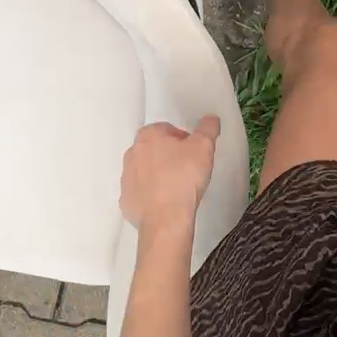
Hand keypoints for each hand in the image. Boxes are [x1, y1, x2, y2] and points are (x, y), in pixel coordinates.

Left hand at [119, 116, 219, 236]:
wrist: (166, 218)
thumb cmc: (184, 176)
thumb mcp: (204, 147)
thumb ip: (208, 128)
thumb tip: (211, 118)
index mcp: (148, 136)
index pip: (167, 129)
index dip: (183, 140)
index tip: (194, 153)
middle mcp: (132, 153)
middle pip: (154, 149)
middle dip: (169, 155)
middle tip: (187, 169)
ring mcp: (126, 178)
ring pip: (145, 170)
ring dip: (158, 174)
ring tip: (177, 188)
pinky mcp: (125, 200)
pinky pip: (140, 192)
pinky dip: (151, 195)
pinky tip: (166, 203)